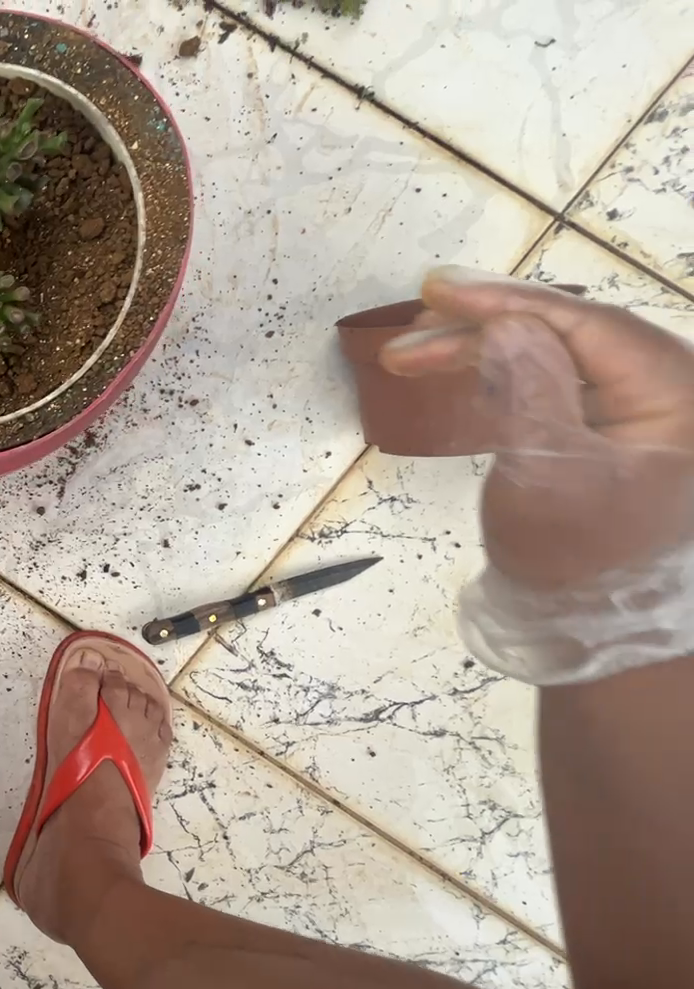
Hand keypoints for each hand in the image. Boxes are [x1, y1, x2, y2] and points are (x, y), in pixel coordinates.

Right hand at [380, 266, 693, 589]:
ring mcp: (635, 410)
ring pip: (553, 353)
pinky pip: (547, 380)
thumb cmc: (570, 546)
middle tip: (409, 328)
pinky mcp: (601, 429)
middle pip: (569, 333)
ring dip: (480, 347)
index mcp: (679, 395)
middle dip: (483, 326)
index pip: (588, 325)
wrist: (586, 613)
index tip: (436, 288)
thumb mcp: (546, 469)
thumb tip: (506, 325)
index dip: (507, 302)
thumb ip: (532, 390)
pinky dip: (493, 371)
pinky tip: (454, 372)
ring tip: (411, 352)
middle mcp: (668, 391)